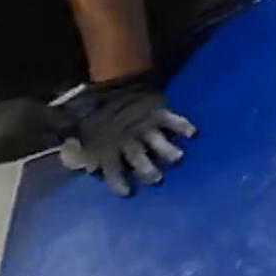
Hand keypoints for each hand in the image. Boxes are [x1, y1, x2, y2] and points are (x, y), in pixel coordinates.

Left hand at [57, 70, 195, 195]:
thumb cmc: (96, 112)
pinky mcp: (158, 114)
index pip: (113, 170)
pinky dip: (182, 126)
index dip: (118, 182)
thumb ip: (88, 151)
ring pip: (157, 143)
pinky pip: (173, 121)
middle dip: (147, 170)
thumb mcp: (84, 133)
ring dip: (167, 152)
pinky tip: (191, 133)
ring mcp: (145, 127)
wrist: (111, 84)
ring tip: (177, 157)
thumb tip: (90, 167)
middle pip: (139, 159)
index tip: (127, 192)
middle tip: (156, 178)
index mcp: (107, 146)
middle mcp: (127, 140)